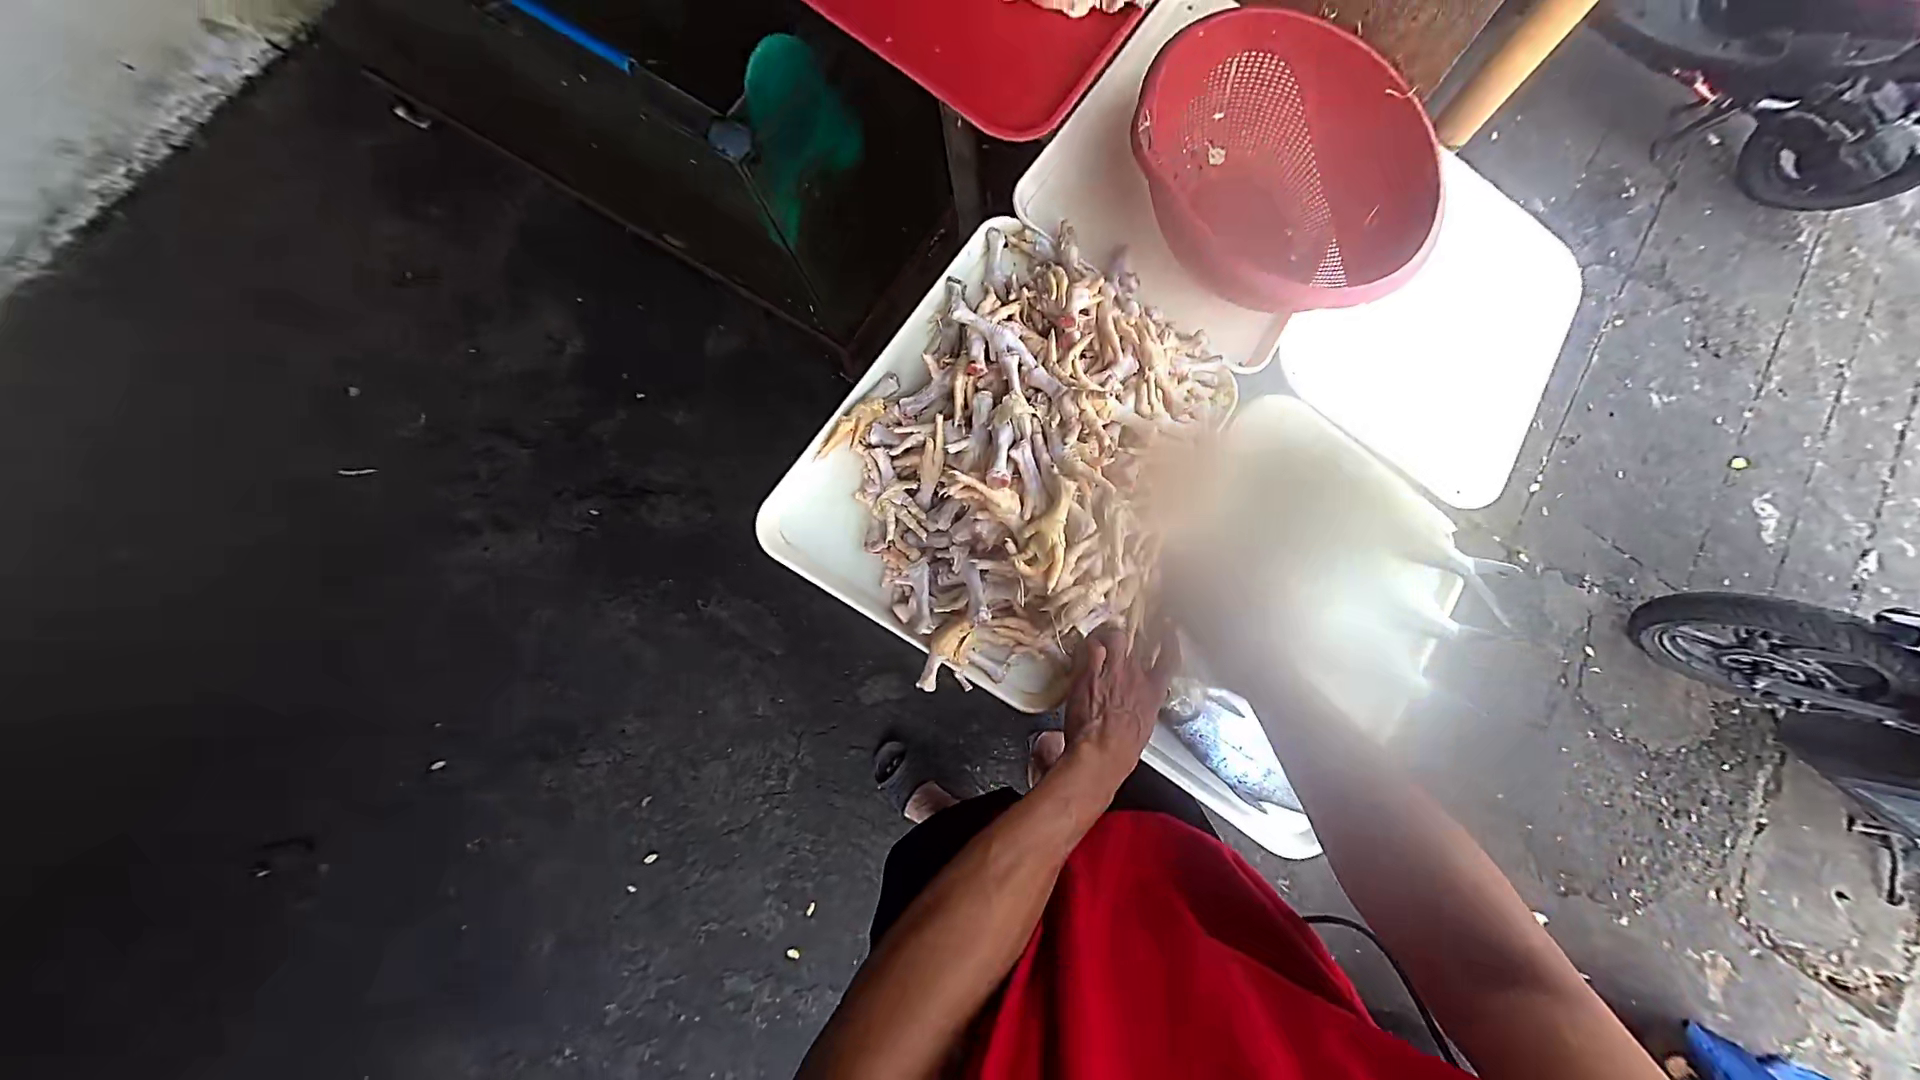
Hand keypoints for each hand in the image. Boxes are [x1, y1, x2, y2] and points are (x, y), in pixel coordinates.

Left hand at [1060, 625, 1178, 786]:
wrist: (1101, 751)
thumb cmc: (1122, 748)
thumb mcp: (1145, 726)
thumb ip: (1145, 705)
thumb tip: (1140, 702)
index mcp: (1153, 691)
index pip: (1169, 657)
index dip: (1169, 639)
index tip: (1168, 629)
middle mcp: (1136, 675)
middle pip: (1139, 641)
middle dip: (1133, 634)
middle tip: (1125, 632)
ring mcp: (1113, 670)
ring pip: (1115, 637)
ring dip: (1109, 636)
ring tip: (1103, 637)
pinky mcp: (1089, 672)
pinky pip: (1090, 648)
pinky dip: (1088, 645)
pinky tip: (1085, 648)